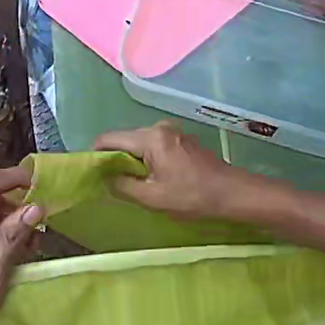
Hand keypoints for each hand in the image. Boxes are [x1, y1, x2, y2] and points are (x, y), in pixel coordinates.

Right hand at [93, 121, 255, 220]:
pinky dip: (146, 160)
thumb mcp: (152, 198)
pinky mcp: (180, 140)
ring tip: (131, 184)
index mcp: (150, 138)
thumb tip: (104, 179)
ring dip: (132, 161)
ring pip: (138, 144)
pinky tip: (151, 178)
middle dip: (114, 159)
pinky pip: (153, 146)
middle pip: (124, 139)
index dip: (96, 155)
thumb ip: (122, 186)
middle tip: (111, 184)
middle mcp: (159, 127)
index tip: (91, 173)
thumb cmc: (192, 197)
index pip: (109, 138)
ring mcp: (171, 132)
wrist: (233, 194)